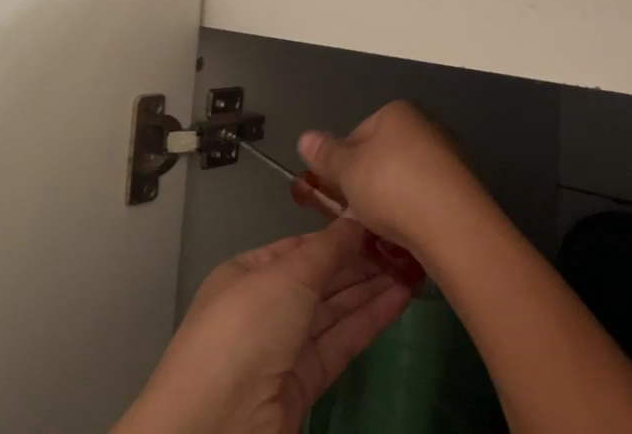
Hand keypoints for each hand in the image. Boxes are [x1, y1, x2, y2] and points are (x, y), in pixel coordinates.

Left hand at [115, 220, 409, 433]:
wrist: (219, 423)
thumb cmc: (245, 329)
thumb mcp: (287, 274)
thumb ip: (328, 247)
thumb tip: (357, 217)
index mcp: (247, 275)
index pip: (300, 247)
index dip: (339, 236)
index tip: (380, 221)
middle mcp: (264, 309)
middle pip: (320, 279)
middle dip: (361, 262)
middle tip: (405, 244)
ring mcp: (283, 349)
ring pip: (334, 311)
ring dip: (372, 289)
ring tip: (413, 268)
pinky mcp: (304, 383)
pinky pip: (341, 342)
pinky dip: (369, 320)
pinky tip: (399, 299)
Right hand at [297, 101, 497, 261]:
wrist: (452, 222)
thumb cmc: (391, 186)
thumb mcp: (347, 170)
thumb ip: (326, 154)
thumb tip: (305, 137)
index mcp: (397, 112)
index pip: (356, 134)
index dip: (340, 165)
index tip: (336, 192)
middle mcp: (425, 126)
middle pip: (381, 156)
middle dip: (364, 184)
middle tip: (352, 213)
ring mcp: (446, 156)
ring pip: (402, 179)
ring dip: (387, 201)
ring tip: (377, 228)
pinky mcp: (460, 187)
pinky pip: (424, 197)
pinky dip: (412, 212)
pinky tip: (404, 233)